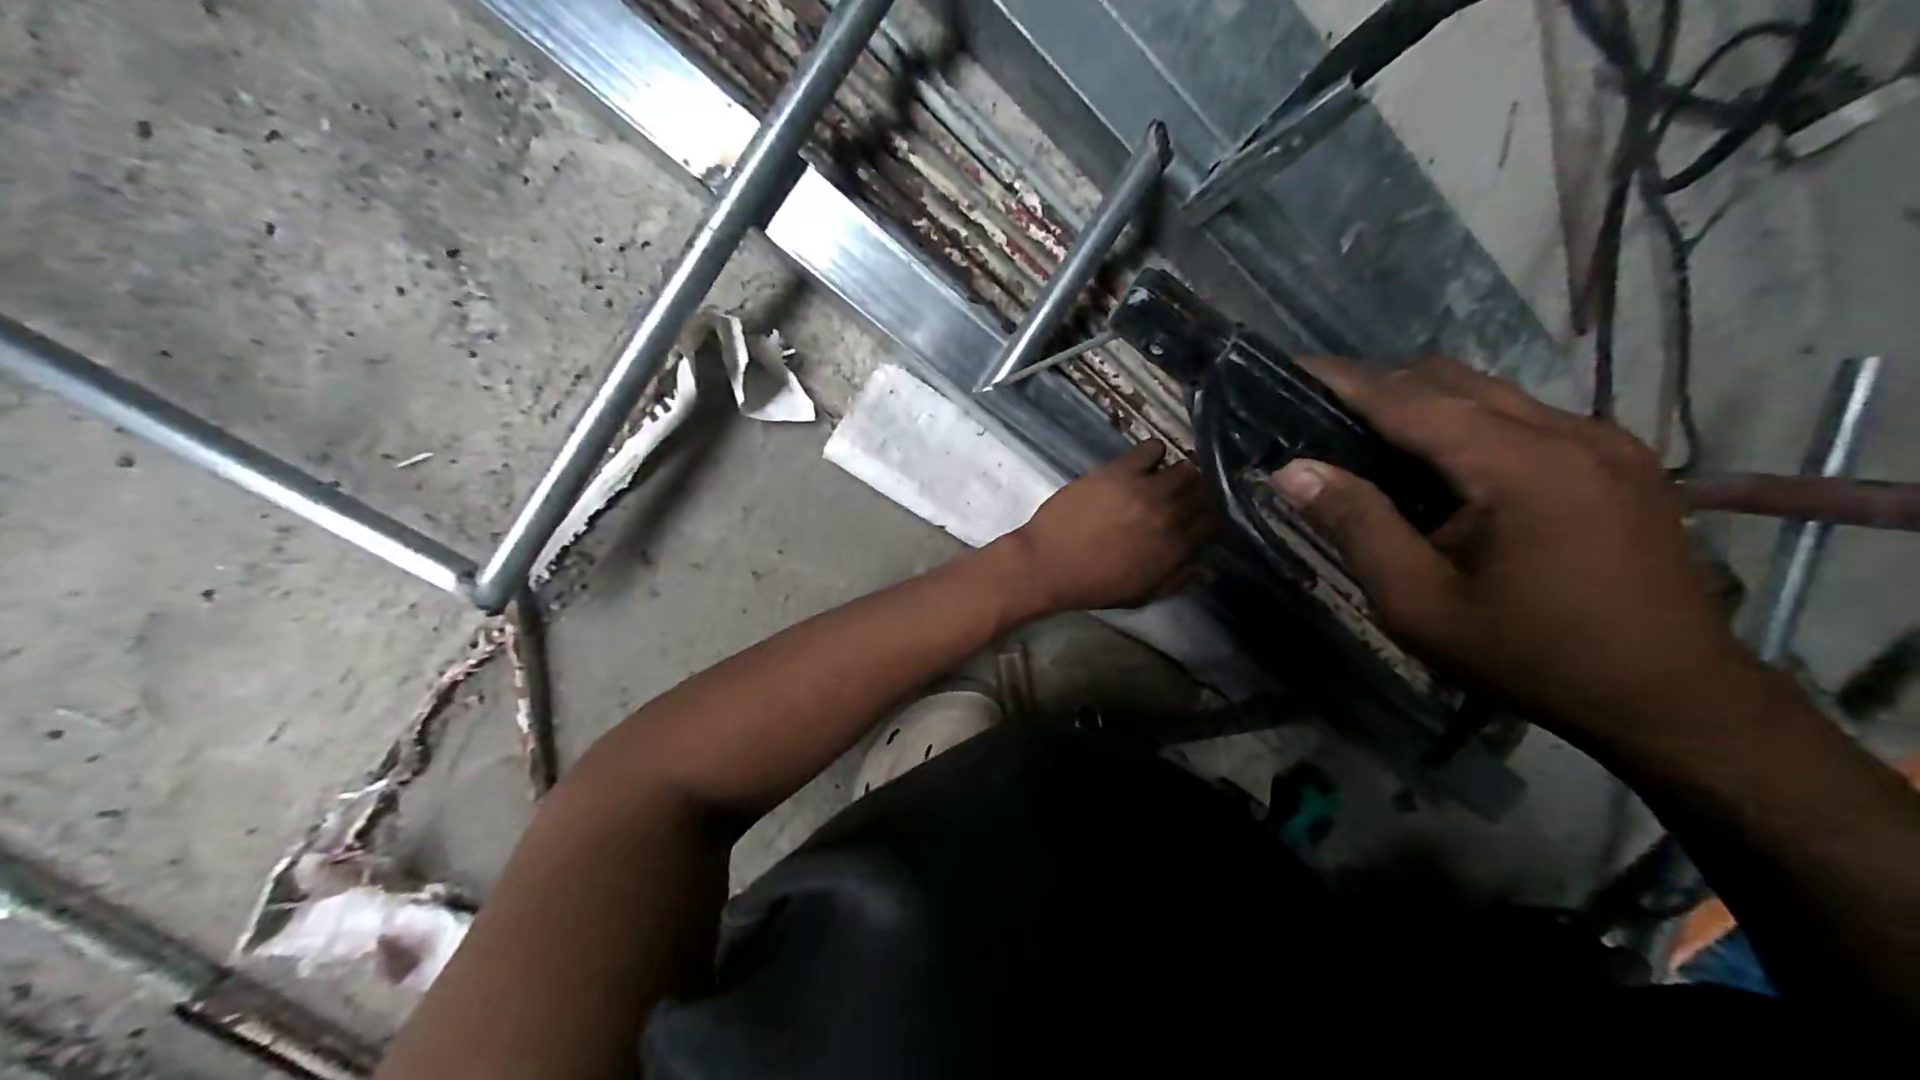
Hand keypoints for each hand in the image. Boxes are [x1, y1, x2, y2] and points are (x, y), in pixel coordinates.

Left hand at [999, 439, 1218, 614]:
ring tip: (1163, 479)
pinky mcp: (1119, 471)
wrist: (1048, 564)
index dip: (1209, 516)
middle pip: (1203, 491)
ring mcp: (1145, 490)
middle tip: (1182, 494)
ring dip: (1178, 473)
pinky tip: (1143, 463)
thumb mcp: (1141, 593)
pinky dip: (1153, 453)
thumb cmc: (1093, 585)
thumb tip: (1208, 569)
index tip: (1199, 514)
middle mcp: (1169, 515)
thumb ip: (1178, 580)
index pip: (1213, 522)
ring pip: (1183, 468)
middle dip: (1197, 493)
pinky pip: (1151, 449)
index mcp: (1176, 548)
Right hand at [1268, 356, 1753, 744]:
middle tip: (1322, 422)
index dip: (1343, 379)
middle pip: (1451, 379)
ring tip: (1373, 446)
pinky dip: (1467, 423)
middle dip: (1379, 387)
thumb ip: (1356, 526)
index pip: (1409, 399)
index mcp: (1522, 467)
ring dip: (1423, 405)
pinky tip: (1444, 471)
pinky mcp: (1618, 458)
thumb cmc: (1529, 656)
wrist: (1669, 697)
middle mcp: (1570, 432)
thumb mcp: (1418, 603)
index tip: (1290, 367)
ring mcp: (1604, 440)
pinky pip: (1523, 415)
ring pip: (1489, 391)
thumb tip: (1292, 470)